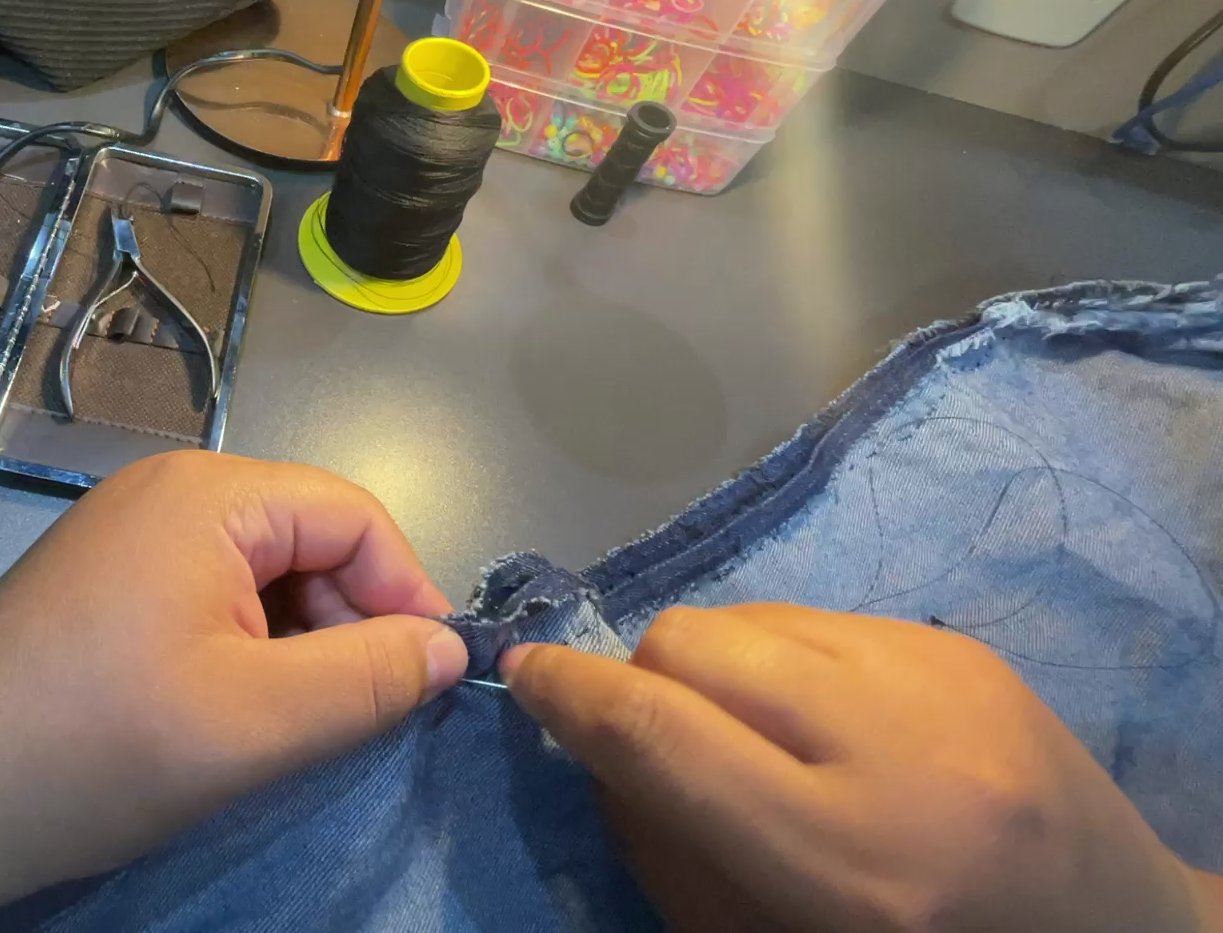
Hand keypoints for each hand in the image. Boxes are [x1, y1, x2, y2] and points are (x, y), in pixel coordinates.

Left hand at [0, 451, 468, 926]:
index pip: (349, 514)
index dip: (401, 588)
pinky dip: (251, 636)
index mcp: (210, 494)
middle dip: (348, 614)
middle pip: (307, 533)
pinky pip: (218, 584)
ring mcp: (139, 524)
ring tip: (290, 710)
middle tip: (351, 706)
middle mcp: (175, 487)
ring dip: (301, 632)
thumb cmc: (94, 745)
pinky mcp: (117, 566)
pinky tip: (237, 693)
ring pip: (266, 563)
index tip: (424, 674)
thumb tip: (448, 646)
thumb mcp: (254, 722)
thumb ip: (369, 678)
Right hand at [502, 604, 1219, 932]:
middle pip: (682, 641)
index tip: (520, 671)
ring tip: (763, 727)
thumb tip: (585, 729)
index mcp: (851, 861)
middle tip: (675, 735)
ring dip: (711, 665)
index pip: (654, 728)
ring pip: (730, 614)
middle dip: (643, 678)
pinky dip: (772, 657)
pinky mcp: (954, 642)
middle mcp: (902, 750)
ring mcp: (937, 675)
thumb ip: (653, 834)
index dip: (565, 688)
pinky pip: (792, 614)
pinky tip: (826, 714)